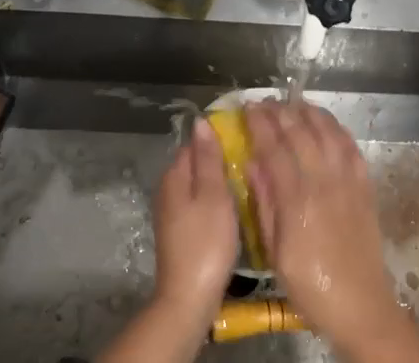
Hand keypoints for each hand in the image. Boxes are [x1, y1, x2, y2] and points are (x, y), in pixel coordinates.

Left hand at [151, 117, 238, 326]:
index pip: (194, 143)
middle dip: (219, 160)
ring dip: (218, 183)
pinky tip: (232, 210)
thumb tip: (200, 121)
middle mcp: (168, 190)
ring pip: (197, 186)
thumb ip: (208, 159)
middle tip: (250, 161)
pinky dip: (214, 203)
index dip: (217, 138)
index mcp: (174, 177)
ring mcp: (171, 214)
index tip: (244, 140)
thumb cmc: (205, 243)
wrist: (189, 298)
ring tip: (246, 183)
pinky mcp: (179, 233)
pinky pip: (198, 205)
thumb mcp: (213, 196)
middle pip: (195, 164)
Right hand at [245, 100, 418, 360]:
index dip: (259, 124)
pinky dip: (335, 128)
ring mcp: (348, 181)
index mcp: (297, 200)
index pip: (274, 148)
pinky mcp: (365, 186)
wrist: (360, 305)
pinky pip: (350, 145)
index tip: (247, 108)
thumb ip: (264, 204)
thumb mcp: (275, 252)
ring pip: (327, 132)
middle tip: (264, 101)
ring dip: (308, 112)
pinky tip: (324, 122)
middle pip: (300, 132)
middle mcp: (323, 182)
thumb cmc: (309, 285)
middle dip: (280, 111)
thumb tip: (252, 163)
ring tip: (292, 102)